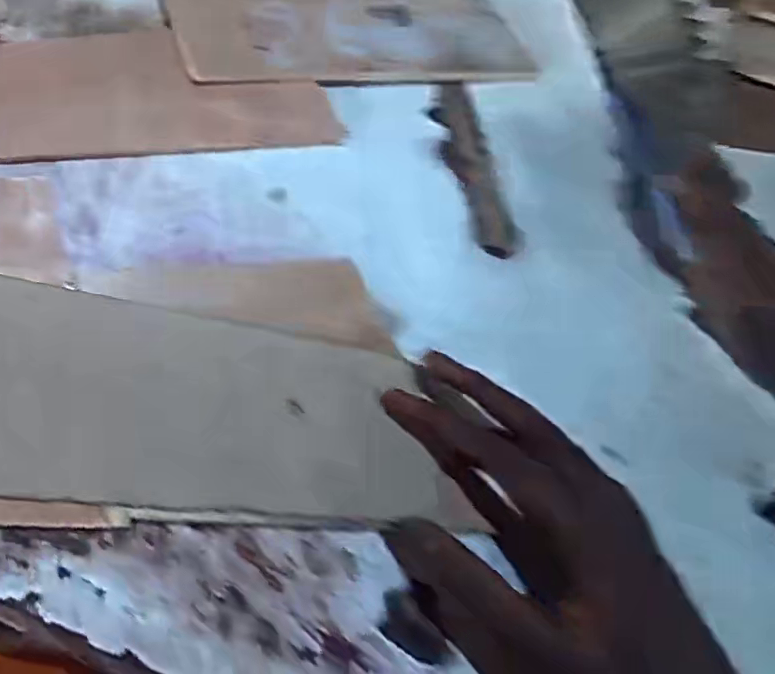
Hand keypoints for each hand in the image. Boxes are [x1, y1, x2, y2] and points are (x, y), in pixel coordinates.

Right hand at [380, 352, 735, 673]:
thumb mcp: (534, 646)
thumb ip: (470, 585)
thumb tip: (400, 521)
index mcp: (590, 538)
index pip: (510, 463)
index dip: (449, 425)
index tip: (393, 396)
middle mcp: (607, 518)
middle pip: (543, 439)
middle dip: (483, 394)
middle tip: (427, 361)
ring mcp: (614, 528)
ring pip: (553, 450)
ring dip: (498, 412)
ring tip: (448, 385)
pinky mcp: (608, 542)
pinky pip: (555, 474)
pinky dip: (513, 444)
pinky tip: (482, 445)